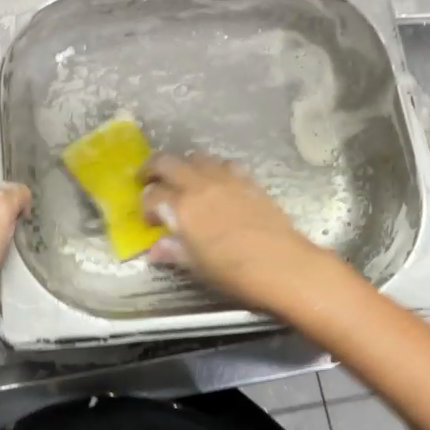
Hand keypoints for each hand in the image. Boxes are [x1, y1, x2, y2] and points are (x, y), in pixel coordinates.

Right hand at [139, 152, 324, 309]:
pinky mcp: (247, 180)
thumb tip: (155, 248)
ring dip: (183, 164)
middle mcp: (199, 185)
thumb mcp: (198, 267)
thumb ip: (174, 251)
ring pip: (195, 157)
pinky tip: (216, 181)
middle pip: (166, 162)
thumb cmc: (236, 272)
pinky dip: (213, 168)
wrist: (285, 266)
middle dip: (152, 169)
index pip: (152, 196)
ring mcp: (224, 179)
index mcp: (182, 207)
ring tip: (182, 178)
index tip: (148, 217)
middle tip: (147, 179)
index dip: (145, 204)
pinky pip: (223, 163)